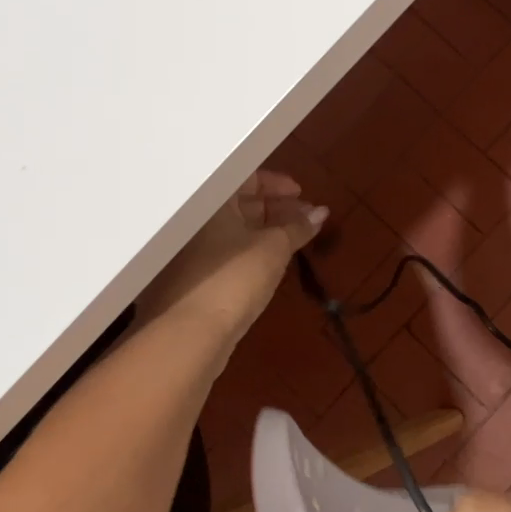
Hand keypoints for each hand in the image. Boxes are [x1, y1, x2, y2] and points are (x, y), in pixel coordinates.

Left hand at [136, 171, 326, 344]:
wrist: (189, 333)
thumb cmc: (234, 277)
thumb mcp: (275, 247)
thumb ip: (298, 226)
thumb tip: (321, 212)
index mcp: (211, 203)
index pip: (245, 178)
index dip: (277, 183)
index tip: (301, 194)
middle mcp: (196, 222)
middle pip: (240, 203)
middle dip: (277, 208)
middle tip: (306, 217)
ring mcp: (191, 252)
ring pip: (236, 230)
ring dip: (268, 230)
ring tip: (297, 239)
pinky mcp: (193, 278)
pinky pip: (228, 252)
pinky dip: (253, 250)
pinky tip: (272, 261)